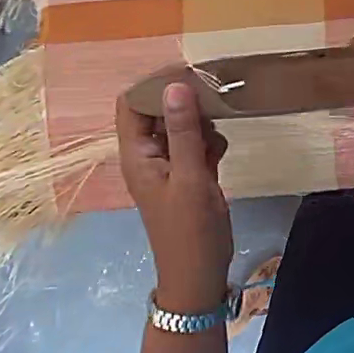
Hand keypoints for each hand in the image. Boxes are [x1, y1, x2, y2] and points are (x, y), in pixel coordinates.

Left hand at [116, 83, 233, 314]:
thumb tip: (175, 86)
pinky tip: (220, 152)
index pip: (133, 104)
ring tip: (218, 131)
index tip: (189, 76)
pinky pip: (193, 146)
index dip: (155, 85)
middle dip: (183, 102)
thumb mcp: (190, 179)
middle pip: (157, 112)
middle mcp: (148, 156)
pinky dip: (207, 143)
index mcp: (137, 155)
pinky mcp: (187, 177)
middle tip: (214, 98)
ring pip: (179, 128)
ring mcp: (168, 167)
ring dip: (199, 124)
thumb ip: (184, 132)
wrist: (199, 276)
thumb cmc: (190, 231)